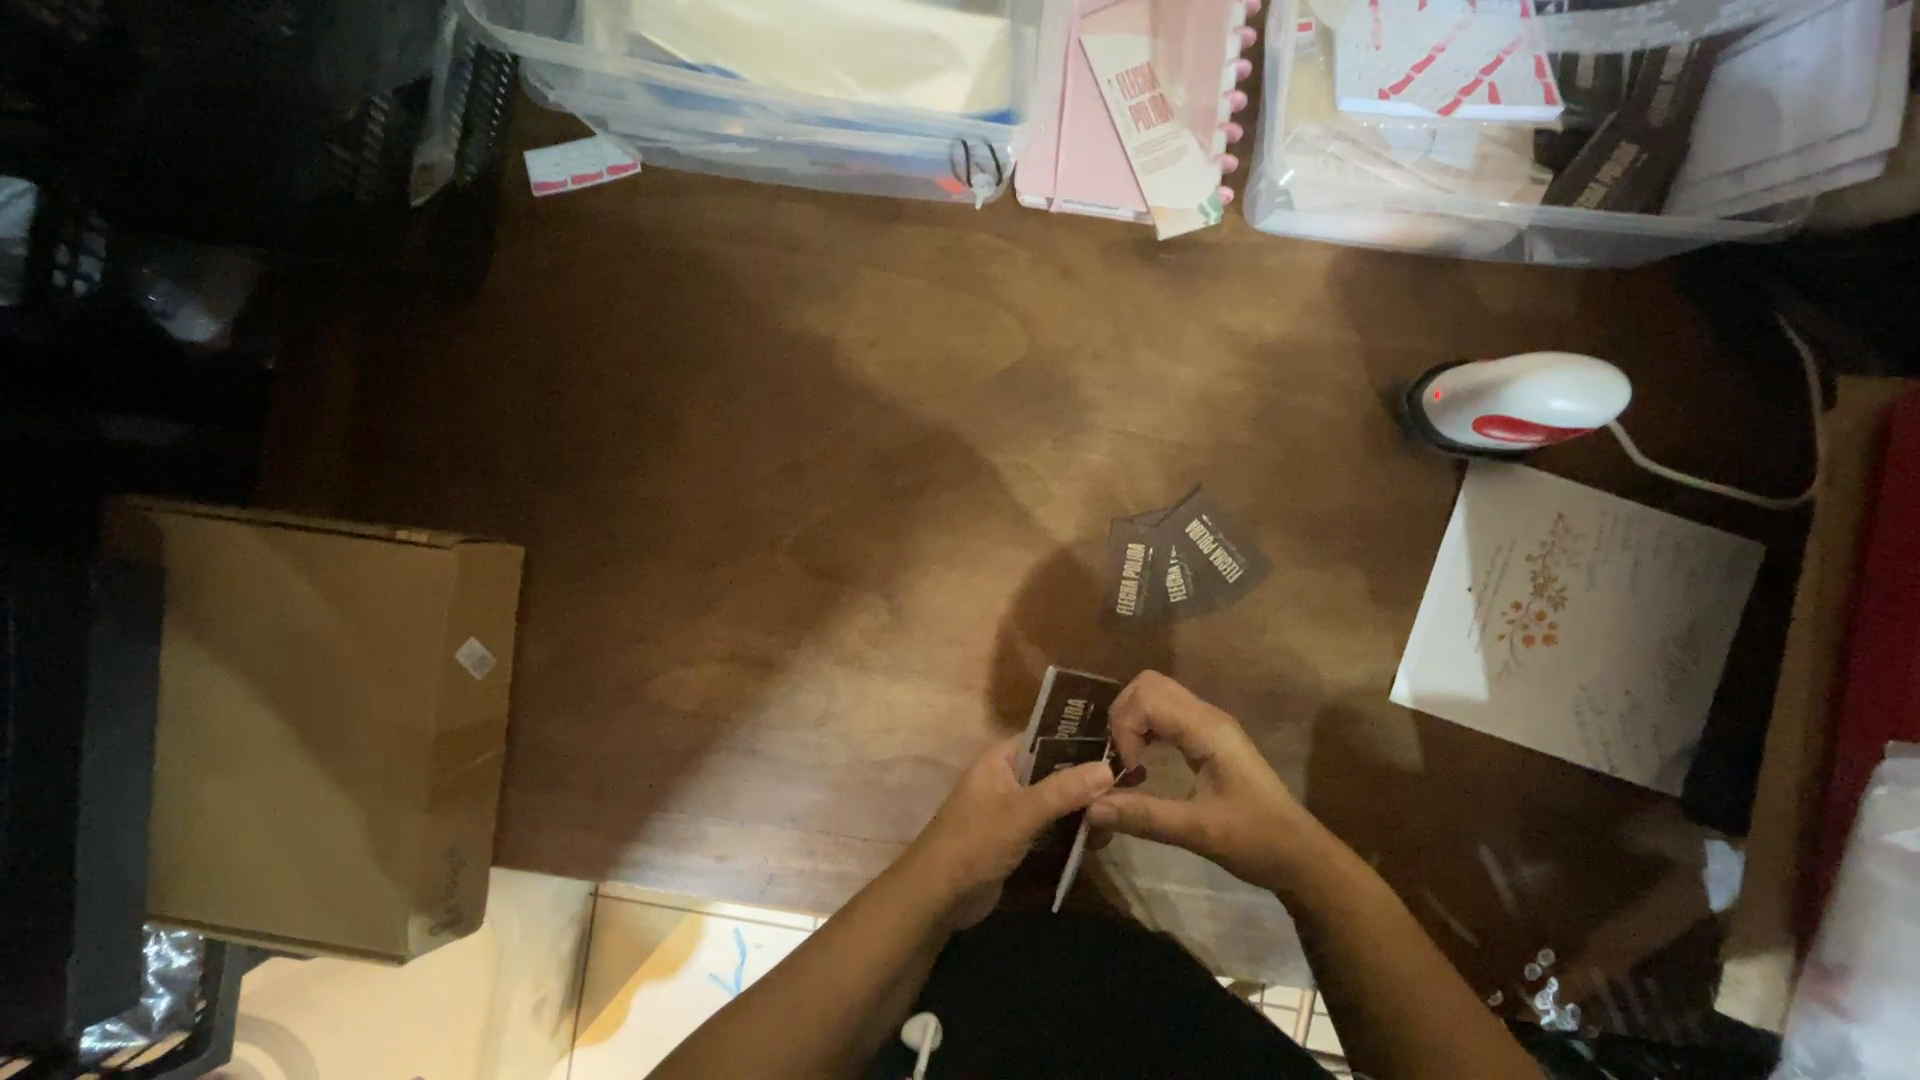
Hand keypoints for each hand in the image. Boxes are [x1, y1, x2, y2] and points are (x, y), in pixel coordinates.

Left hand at [901, 736, 1115, 928]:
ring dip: (1082, 809)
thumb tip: (1108, 768)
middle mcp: (1008, 779)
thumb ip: (1063, 791)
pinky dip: (1071, 830)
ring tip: (1114, 821)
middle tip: (1128, 789)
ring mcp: (1012, 810)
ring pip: (1057, 801)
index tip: (1120, 746)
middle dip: (1087, 781)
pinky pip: (1051, 826)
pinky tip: (1096, 840)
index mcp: (1001, 760)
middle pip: (1056, 770)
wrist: (937, 898)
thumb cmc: (974, 844)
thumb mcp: (1021, 814)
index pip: (1046, 736)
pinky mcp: (1018, 839)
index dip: (1080, 739)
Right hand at [1086, 672, 1336, 895]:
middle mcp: (1207, 717)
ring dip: (1131, 723)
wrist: (1300, 856)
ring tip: (1127, 764)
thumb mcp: (1197, 832)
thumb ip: (1143, 816)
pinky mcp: (1206, 739)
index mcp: (1208, 730)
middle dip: (1122, 717)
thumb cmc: (1256, 840)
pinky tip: (1142, 765)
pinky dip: (1144, 731)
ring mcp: (1208, 725)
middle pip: (1148, 685)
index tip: (1124, 770)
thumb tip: (1090, 808)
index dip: (1124, 727)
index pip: (1148, 697)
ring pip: (1155, 696)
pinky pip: (1165, 715)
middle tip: (1119, 761)